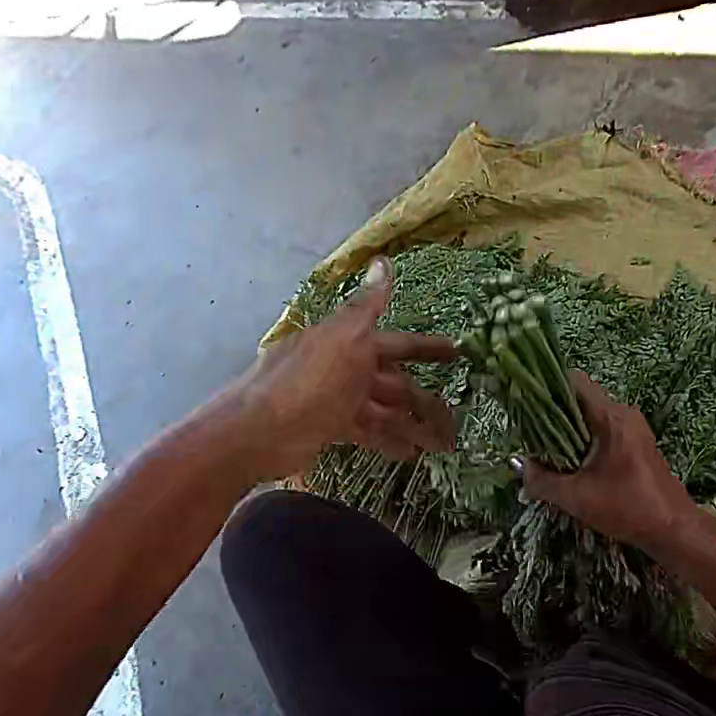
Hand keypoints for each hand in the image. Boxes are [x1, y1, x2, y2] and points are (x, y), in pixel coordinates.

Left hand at [217, 258, 457, 478]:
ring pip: (386, 411)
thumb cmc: (307, 383)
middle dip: (426, 402)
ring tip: (442, 447)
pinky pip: (369, 432)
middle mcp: (347, 368)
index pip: (399, 344)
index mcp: (352, 343)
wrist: (257, 432)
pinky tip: (410, 455)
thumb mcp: (343, 340)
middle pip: (397, 384)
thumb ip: (367, 306)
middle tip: (457, 423)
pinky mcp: (331, 427)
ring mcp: (339, 400)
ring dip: (413, 427)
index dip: (428, 348)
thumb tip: (384, 261)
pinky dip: (389, 441)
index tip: (459, 353)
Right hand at [519, 371, 700, 549]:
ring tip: (543, 447)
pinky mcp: (635, 443)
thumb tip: (520, 466)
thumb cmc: (627, 508)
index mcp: (611, 417)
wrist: (673, 529)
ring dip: (567, 427)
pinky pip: (602, 428)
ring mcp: (632, 427)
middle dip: (552, 411)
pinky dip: (582, 438)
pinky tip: (567, 459)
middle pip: (580, 397)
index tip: (523, 403)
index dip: (545, 387)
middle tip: (527, 431)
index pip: (574, 381)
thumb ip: (543, 480)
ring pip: (590, 414)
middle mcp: (623, 414)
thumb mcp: (577, 498)